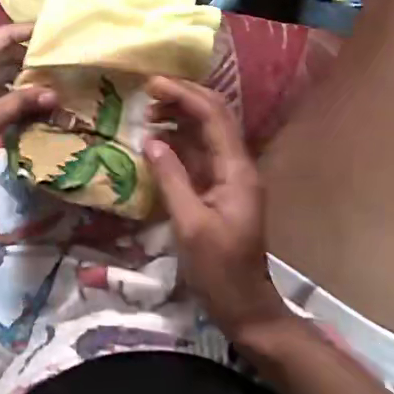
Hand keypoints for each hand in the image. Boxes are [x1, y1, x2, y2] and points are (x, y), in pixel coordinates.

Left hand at [0, 24, 52, 203]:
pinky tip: (31, 101)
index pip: (3, 35)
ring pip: (0, 71)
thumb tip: (55, 93)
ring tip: (53, 80)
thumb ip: (22, 102)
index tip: (55, 30)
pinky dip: (11, 91)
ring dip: (22, 76)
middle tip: (61, 61)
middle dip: (31, 57)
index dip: (29, 31)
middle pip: (4, 53)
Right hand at [145, 77, 291, 339]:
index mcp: (237, 169)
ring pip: (206, 131)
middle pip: (213, 115)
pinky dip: (177, 139)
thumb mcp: (190, 227)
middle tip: (148, 92)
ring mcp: (229, 175)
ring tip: (147, 113)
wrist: (246, 309)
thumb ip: (171, 180)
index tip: (153, 84)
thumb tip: (151, 141)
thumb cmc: (220, 272)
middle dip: (183, 97)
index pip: (213, 116)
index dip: (184, 94)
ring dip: (179, 116)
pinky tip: (156, 140)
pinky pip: (198, 152)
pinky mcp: (218, 187)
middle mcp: (237, 164)